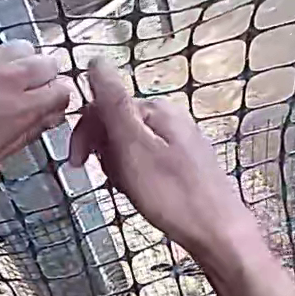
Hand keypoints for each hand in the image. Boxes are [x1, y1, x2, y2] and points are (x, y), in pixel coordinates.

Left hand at [0, 42, 71, 219]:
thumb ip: (22, 136)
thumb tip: (44, 122)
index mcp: (20, 108)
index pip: (62, 91)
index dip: (57, 104)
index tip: (46, 114)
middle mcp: (9, 77)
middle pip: (49, 64)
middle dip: (45, 80)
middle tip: (29, 99)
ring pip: (25, 48)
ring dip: (24, 64)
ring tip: (6, 84)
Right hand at [67, 60, 260, 262]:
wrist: (217, 234)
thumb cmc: (171, 195)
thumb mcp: (133, 148)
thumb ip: (113, 105)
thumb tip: (96, 61)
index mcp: (156, 110)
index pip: (103, 107)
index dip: (84, 135)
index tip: (77, 166)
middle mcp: (170, 118)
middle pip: (117, 126)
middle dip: (105, 154)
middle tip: (114, 182)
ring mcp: (180, 141)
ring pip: (130, 147)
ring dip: (119, 168)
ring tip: (130, 191)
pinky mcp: (185, 164)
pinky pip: (146, 162)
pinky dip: (136, 177)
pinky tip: (143, 195)